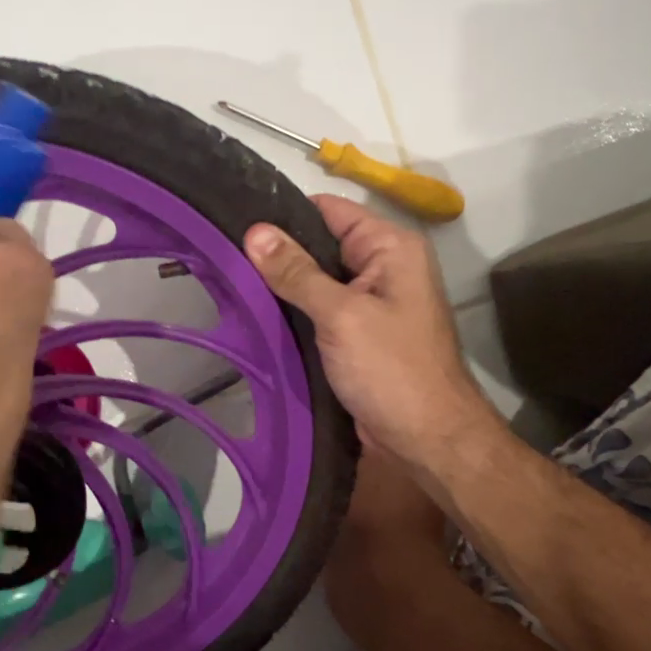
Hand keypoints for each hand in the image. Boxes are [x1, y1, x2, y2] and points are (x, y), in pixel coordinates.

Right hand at [243, 195, 503, 482]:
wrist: (427, 440)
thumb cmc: (392, 370)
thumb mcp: (341, 315)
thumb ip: (296, 273)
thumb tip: (255, 232)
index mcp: (390, 247)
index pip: (328, 210)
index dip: (284, 214)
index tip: (235, 221)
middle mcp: (382, 266)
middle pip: (319, 244)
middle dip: (276, 252)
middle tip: (223, 255)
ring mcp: (370, 302)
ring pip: (314, 280)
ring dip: (281, 286)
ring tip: (229, 280)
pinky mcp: (357, 334)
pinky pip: (318, 311)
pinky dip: (292, 313)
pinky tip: (255, 314)